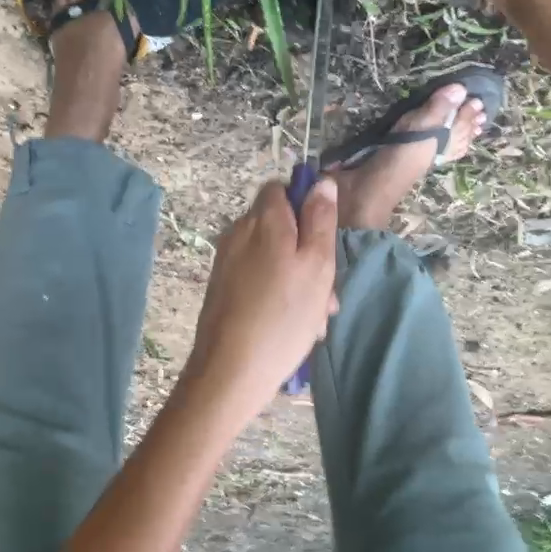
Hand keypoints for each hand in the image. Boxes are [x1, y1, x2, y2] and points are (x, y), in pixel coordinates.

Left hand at [182, 179, 338, 415]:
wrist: (230, 369)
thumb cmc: (283, 316)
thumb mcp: (317, 264)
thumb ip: (320, 219)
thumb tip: (321, 181)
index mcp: (261, 220)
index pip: (280, 189)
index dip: (305, 206)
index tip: (323, 238)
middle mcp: (238, 233)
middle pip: (279, 226)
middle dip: (308, 252)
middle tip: (327, 292)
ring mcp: (227, 262)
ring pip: (273, 257)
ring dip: (298, 280)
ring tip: (315, 318)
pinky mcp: (223, 289)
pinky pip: (258, 279)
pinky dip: (278, 295)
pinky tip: (293, 327)